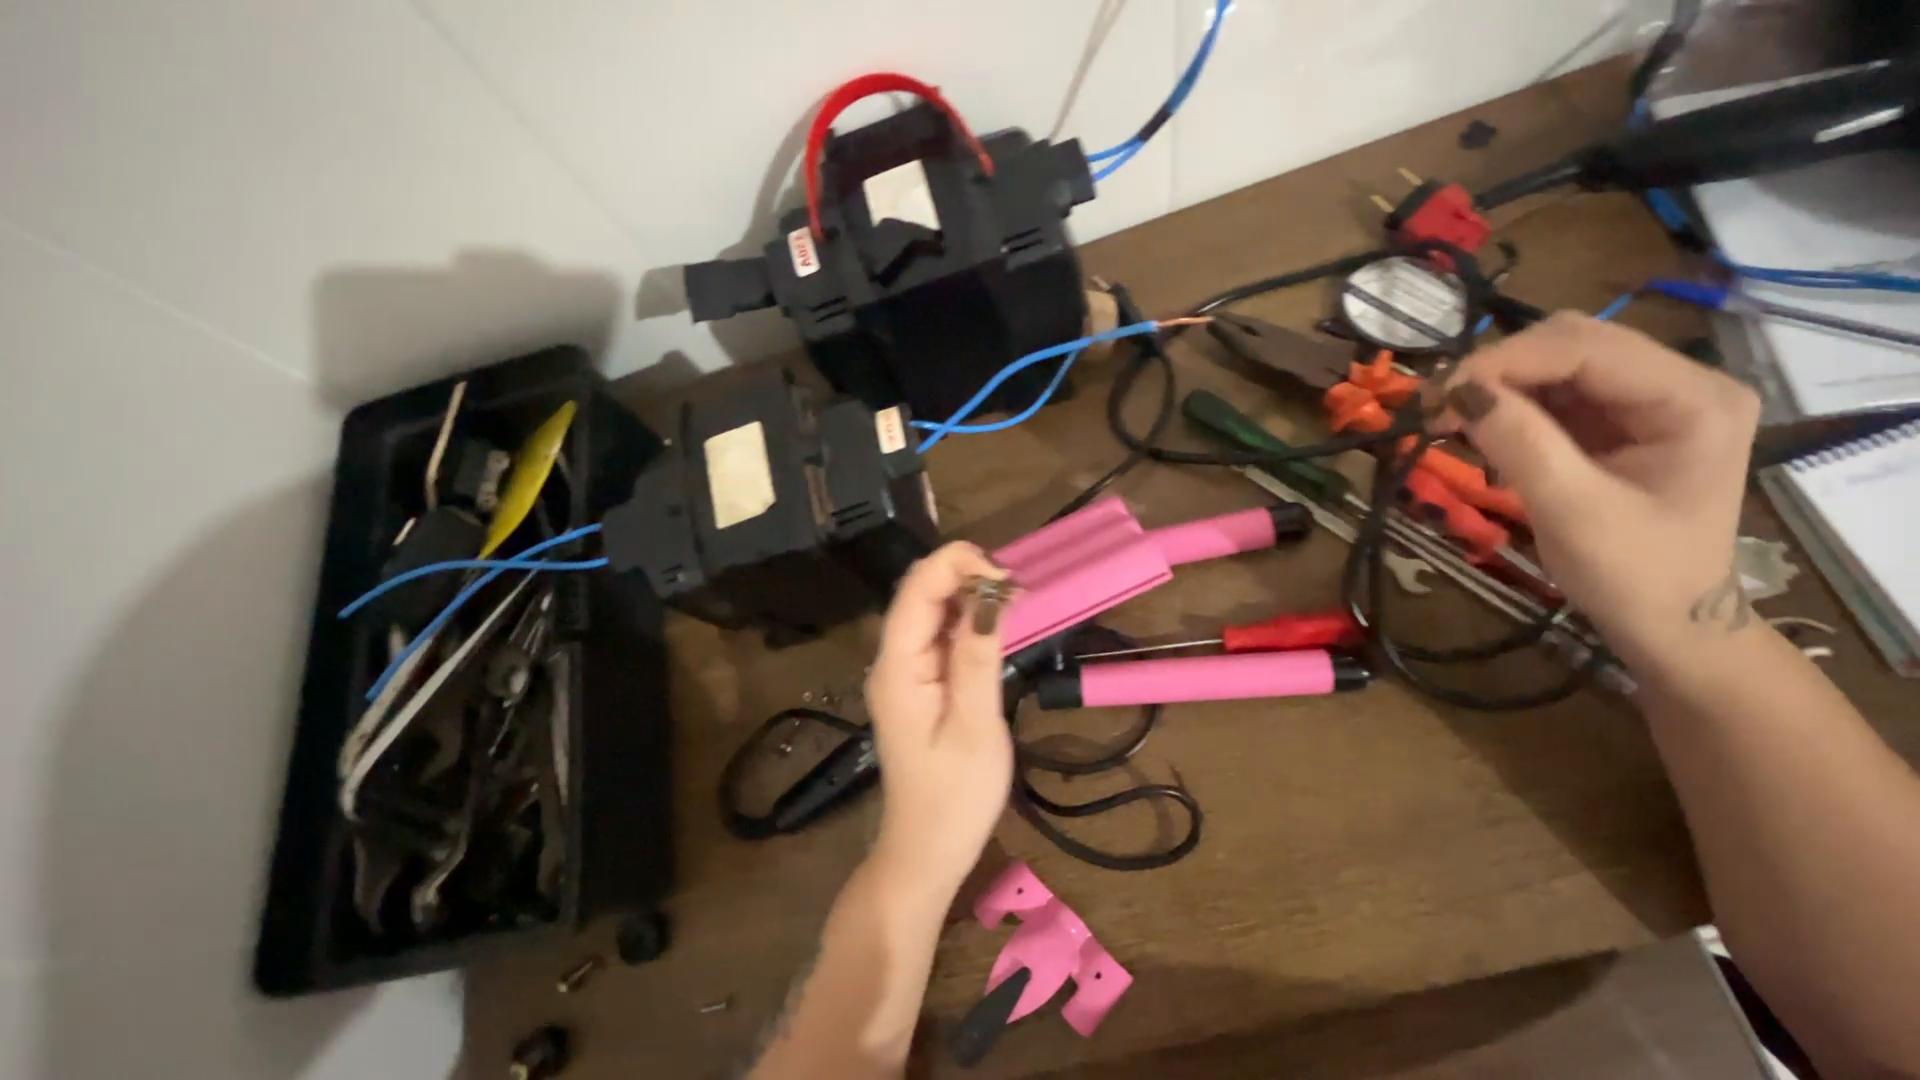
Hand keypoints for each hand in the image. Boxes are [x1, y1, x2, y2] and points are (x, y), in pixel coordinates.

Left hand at [863, 542, 1013, 895]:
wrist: (928, 851)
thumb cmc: (954, 798)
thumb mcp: (975, 726)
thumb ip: (978, 657)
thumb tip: (991, 595)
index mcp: (897, 667)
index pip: (917, 590)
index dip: (957, 564)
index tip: (1007, 576)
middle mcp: (892, 661)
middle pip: (921, 594)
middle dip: (966, 576)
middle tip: (1017, 589)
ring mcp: (904, 673)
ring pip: (931, 613)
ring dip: (970, 597)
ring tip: (1014, 603)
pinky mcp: (918, 686)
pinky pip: (939, 638)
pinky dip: (968, 624)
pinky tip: (996, 628)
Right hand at [1431, 313, 1760, 661]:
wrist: (1670, 625)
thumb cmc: (1633, 576)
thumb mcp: (1573, 512)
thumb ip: (1521, 443)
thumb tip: (1457, 391)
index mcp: (1695, 399)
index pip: (1587, 347)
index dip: (1506, 361)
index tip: (1438, 396)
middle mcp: (1682, 382)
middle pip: (1574, 342)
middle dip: (1499, 367)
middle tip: (1435, 406)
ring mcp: (1652, 399)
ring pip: (1559, 361)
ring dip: (1498, 383)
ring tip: (1447, 416)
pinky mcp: (1623, 418)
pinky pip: (1557, 390)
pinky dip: (1510, 403)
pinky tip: (1480, 426)